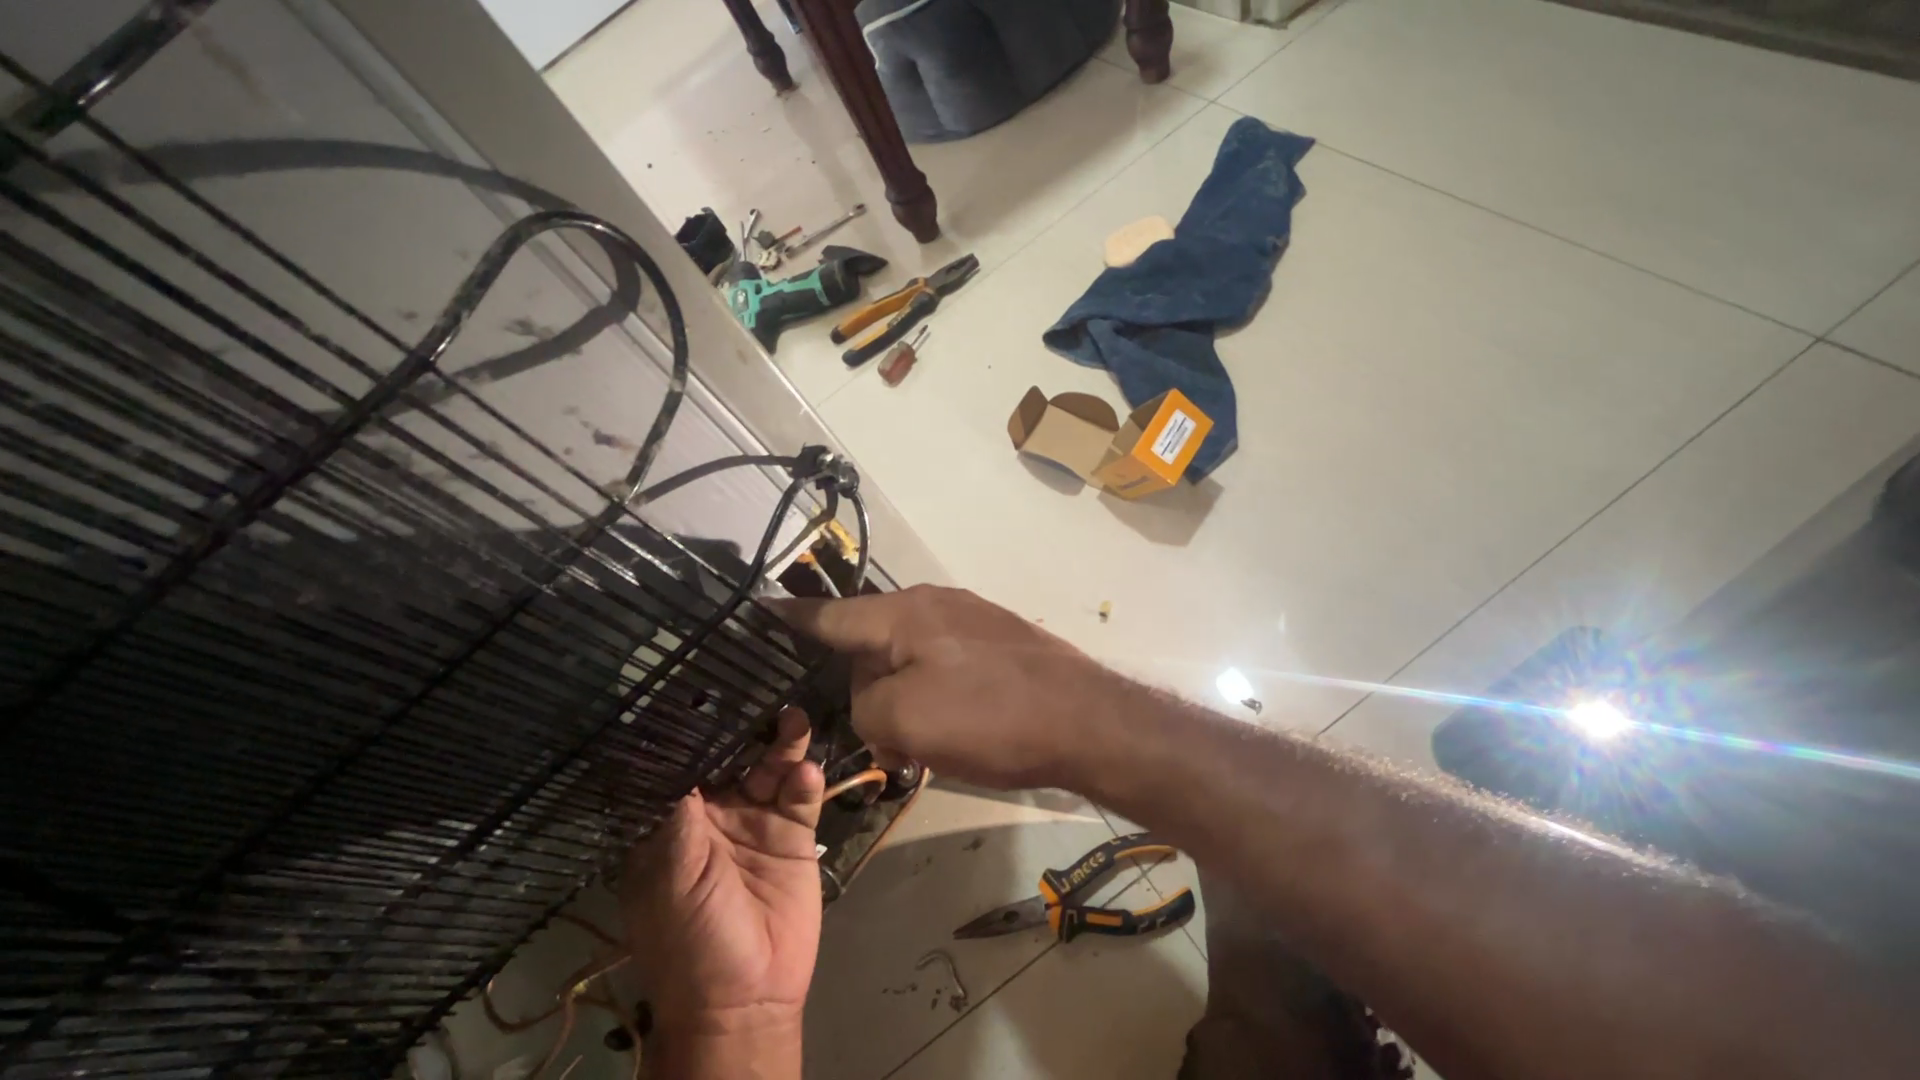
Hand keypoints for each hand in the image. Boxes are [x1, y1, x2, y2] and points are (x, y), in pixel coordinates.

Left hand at [620, 707, 823, 1059]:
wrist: (747, 995)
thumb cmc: (691, 939)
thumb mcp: (671, 877)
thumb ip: (678, 817)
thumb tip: (672, 756)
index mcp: (674, 823)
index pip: (683, 765)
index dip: (693, 732)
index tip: (704, 692)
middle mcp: (715, 813)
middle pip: (732, 758)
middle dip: (745, 729)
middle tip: (762, 694)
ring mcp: (757, 822)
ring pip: (769, 769)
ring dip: (782, 745)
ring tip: (794, 719)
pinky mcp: (794, 835)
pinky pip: (800, 797)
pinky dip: (805, 781)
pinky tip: (807, 773)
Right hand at [775, 586, 1122, 789]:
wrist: (1089, 722)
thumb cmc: (990, 718)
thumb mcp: (902, 720)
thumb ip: (862, 705)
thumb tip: (873, 700)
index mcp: (901, 612)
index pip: (827, 614)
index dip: (787, 619)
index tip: (755, 613)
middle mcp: (933, 604)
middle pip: (869, 642)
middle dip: (862, 691)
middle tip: (878, 742)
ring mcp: (970, 620)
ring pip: (908, 659)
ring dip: (901, 703)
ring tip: (920, 749)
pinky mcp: (998, 644)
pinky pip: (944, 667)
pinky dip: (934, 700)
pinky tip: (955, 735)